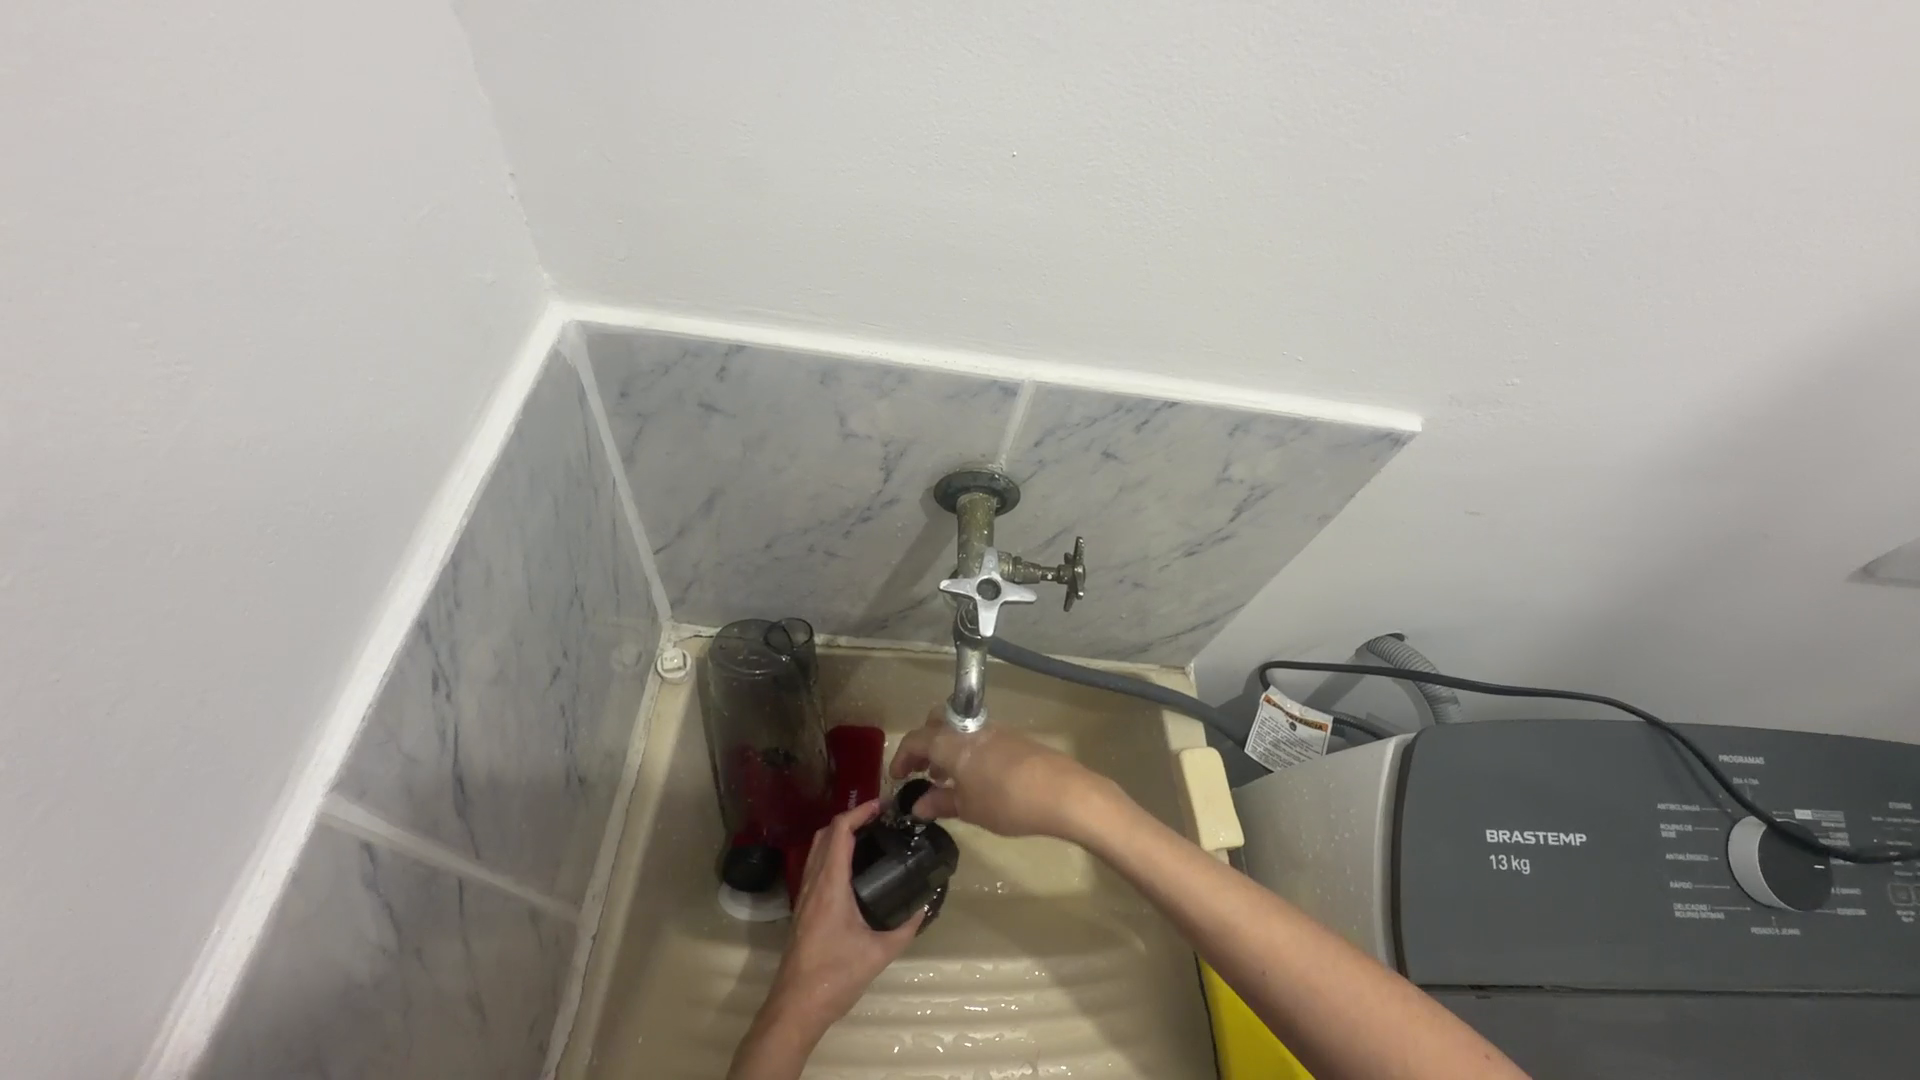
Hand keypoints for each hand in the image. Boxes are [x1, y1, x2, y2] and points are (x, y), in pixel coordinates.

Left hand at [767, 800, 924, 1031]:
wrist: (796, 1007)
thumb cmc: (835, 976)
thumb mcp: (878, 953)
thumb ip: (905, 929)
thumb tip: (924, 907)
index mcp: (830, 884)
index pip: (840, 831)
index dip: (859, 812)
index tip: (882, 805)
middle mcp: (813, 883)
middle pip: (825, 834)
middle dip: (850, 818)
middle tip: (879, 819)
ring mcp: (804, 895)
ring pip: (816, 849)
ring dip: (838, 835)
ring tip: (868, 836)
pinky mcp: (803, 909)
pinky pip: (815, 866)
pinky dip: (832, 853)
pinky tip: (852, 867)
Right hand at [888, 707, 1124, 840]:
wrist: (1064, 793)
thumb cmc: (1007, 802)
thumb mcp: (969, 809)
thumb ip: (940, 804)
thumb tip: (918, 805)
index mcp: (952, 742)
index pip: (916, 739)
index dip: (902, 757)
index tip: (897, 778)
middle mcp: (971, 729)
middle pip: (937, 722)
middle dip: (924, 743)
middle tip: (921, 771)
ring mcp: (995, 731)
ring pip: (959, 730)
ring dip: (947, 750)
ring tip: (947, 781)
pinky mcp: (1014, 739)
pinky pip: (979, 739)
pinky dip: (968, 753)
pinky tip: (976, 780)